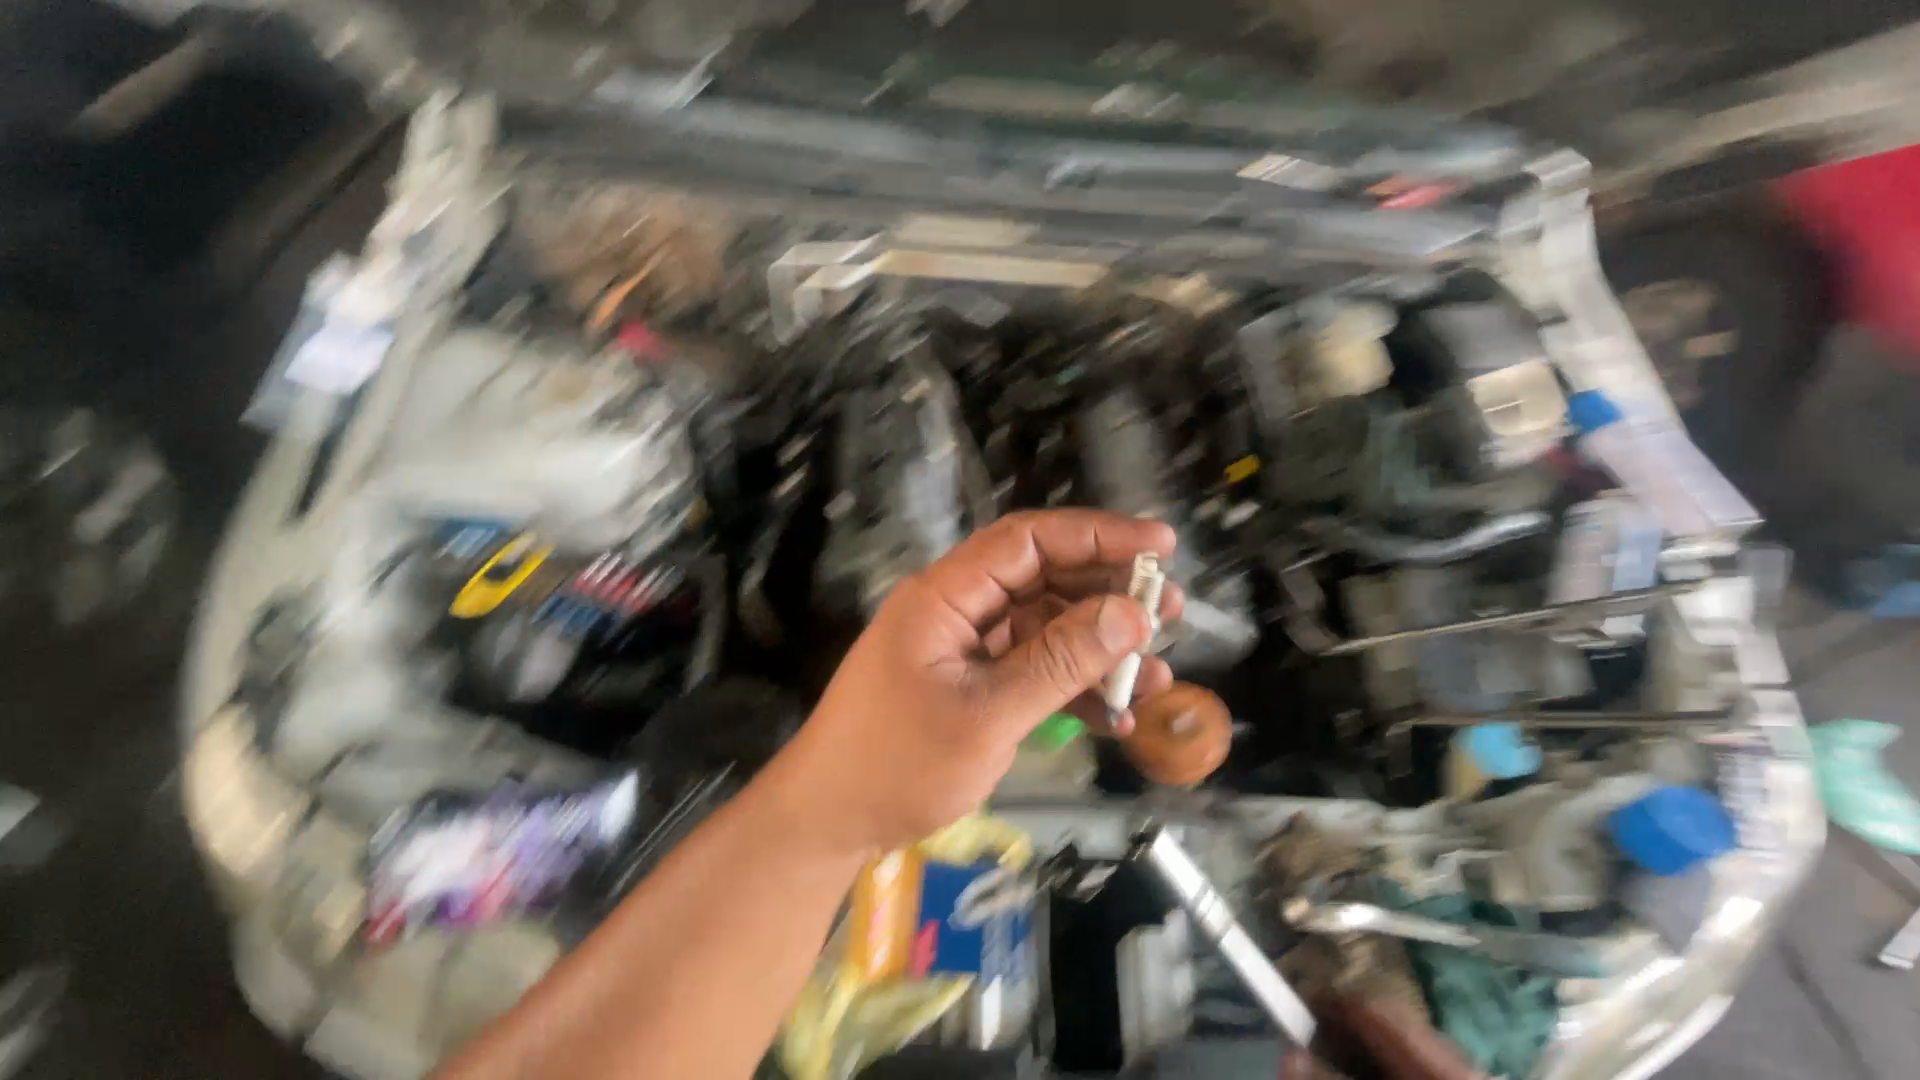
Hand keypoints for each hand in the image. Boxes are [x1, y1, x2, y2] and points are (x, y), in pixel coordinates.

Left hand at [766, 509, 1183, 852]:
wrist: (831, 822)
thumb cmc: (899, 765)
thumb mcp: (987, 715)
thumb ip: (1059, 660)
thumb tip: (1130, 613)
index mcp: (946, 595)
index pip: (1028, 540)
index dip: (1096, 535)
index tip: (1160, 545)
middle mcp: (957, 609)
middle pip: (1043, 579)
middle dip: (1108, 595)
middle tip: (1169, 611)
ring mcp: (964, 648)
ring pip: (1045, 629)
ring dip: (1099, 651)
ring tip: (1154, 677)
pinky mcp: (971, 685)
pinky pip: (1032, 670)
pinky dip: (1072, 689)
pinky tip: (1116, 719)